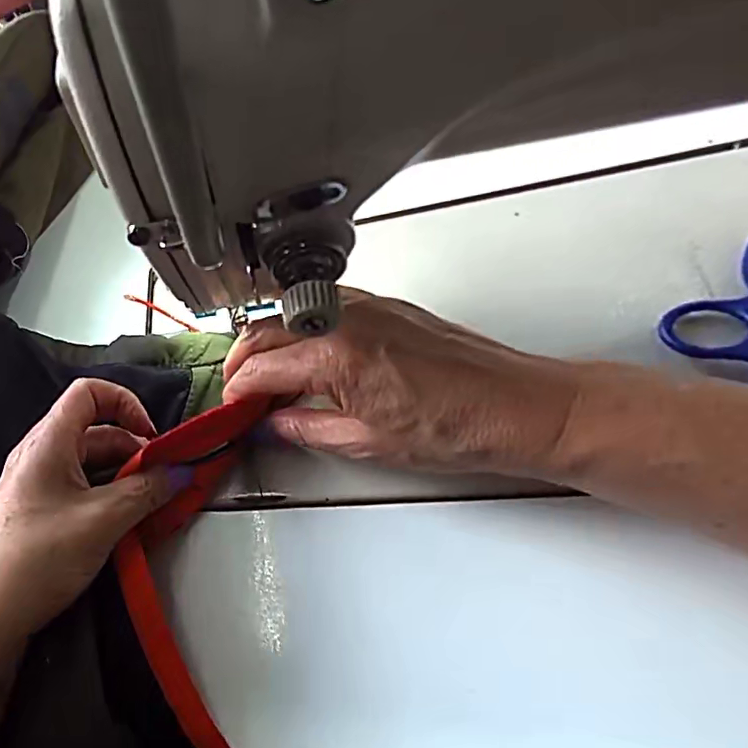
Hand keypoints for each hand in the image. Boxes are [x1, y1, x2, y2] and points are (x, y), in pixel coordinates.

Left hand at [0, 378, 178, 641]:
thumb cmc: (35, 559)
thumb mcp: (103, 520)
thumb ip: (148, 491)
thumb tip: (181, 473)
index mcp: (48, 442)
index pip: (89, 393)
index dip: (127, 404)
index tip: (153, 438)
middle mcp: (40, 456)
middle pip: (97, 431)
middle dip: (136, 451)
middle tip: (163, 480)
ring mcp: (39, 485)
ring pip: (93, 464)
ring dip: (126, 478)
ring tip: (151, 505)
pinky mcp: (41, 512)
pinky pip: (83, 490)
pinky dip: (111, 498)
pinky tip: (127, 524)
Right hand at [223, 288, 581, 477]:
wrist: (513, 407)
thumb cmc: (457, 425)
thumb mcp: (366, 442)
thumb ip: (308, 427)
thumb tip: (279, 423)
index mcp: (334, 355)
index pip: (261, 367)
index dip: (237, 389)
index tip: (233, 404)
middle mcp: (346, 318)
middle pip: (267, 330)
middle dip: (244, 361)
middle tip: (242, 391)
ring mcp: (368, 305)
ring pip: (292, 312)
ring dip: (271, 340)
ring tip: (272, 377)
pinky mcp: (388, 305)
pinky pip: (326, 306)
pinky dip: (304, 327)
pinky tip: (310, 355)